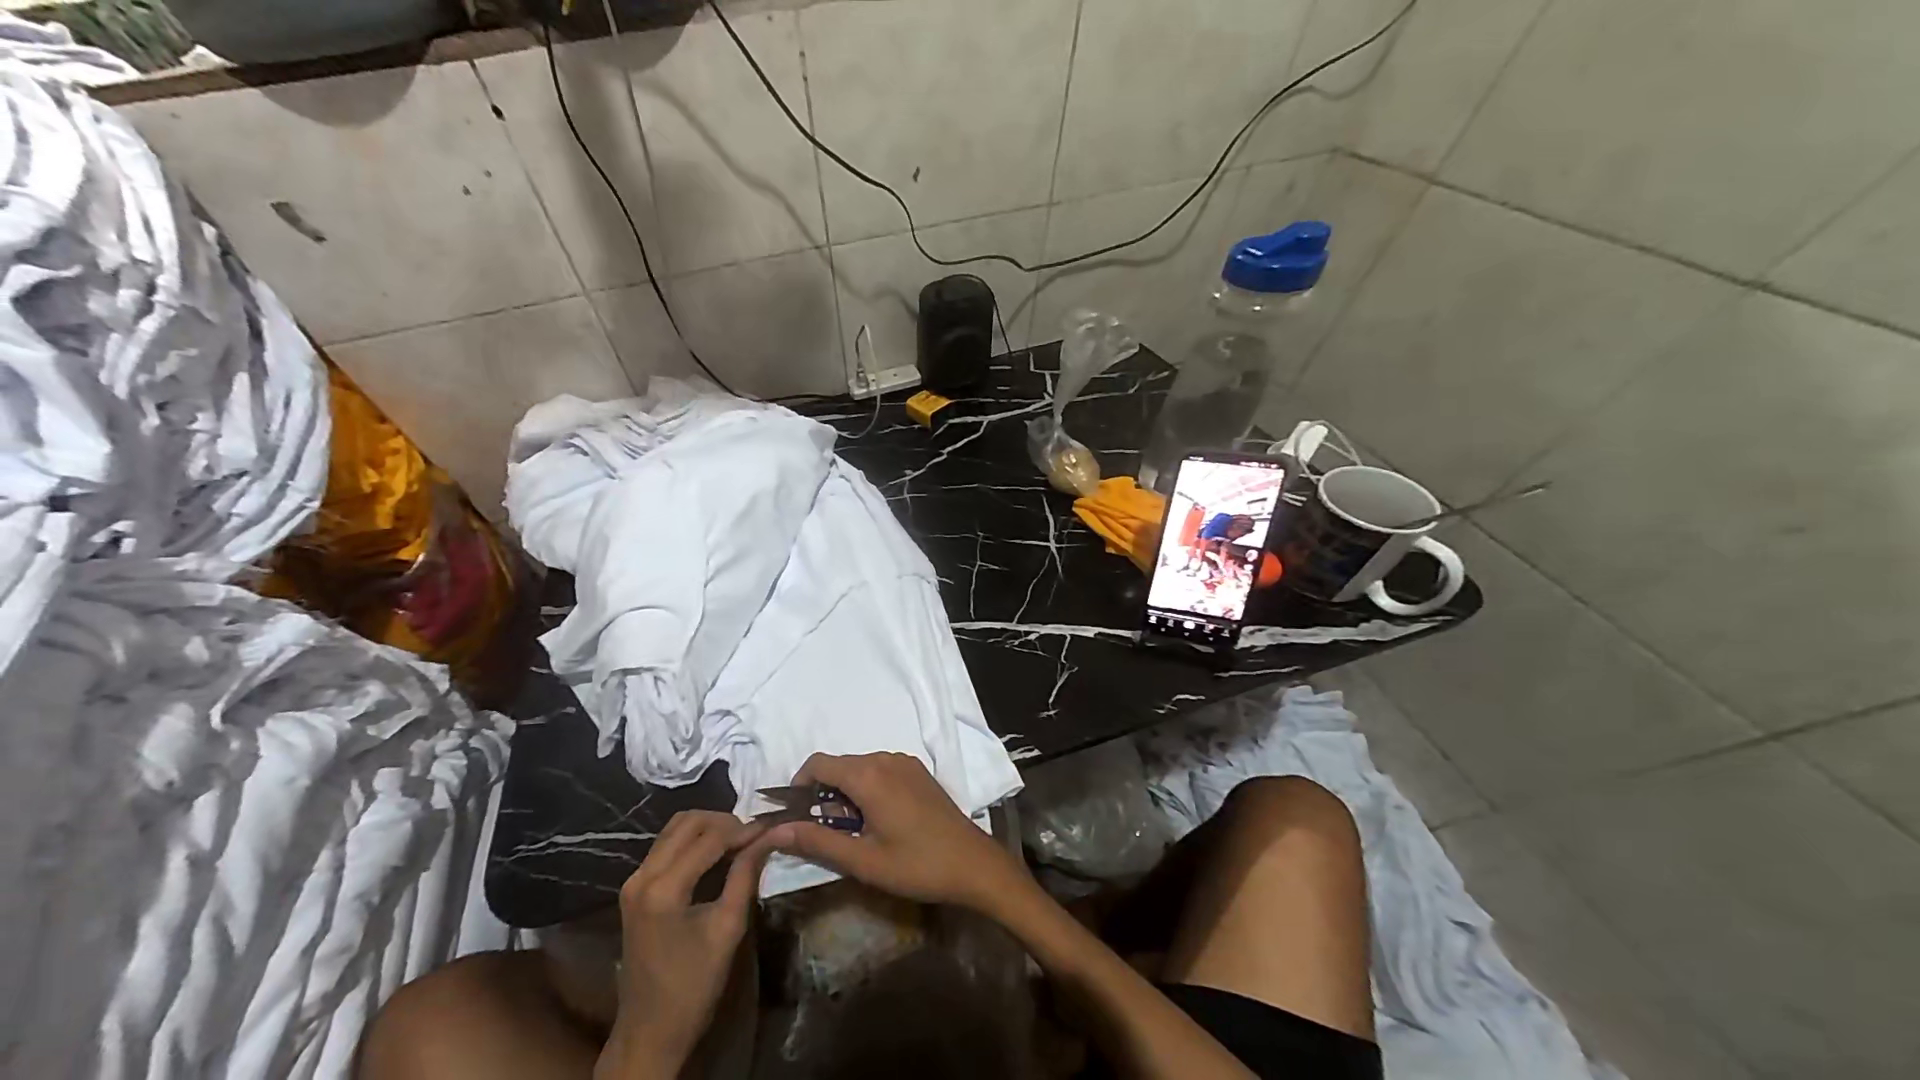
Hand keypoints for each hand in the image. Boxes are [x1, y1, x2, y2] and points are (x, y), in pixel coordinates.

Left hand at [598, 811, 772, 1078]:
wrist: (650, 1030)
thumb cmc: (694, 985)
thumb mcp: (728, 928)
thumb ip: (746, 875)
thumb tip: (769, 837)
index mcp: (663, 888)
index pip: (710, 837)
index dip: (744, 829)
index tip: (772, 829)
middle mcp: (642, 876)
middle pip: (687, 821)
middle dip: (724, 821)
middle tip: (754, 835)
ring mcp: (633, 881)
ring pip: (674, 829)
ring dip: (707, 828)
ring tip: (738, 842)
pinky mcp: (634, 889)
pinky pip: (665, 847)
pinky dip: (693, 842)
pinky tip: (716, 855)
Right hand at [764, 752, 1026, 911]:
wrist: (974, 864)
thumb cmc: (917, 865)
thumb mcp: (863, 860)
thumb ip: (817, 842)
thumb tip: (775, 831)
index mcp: (869, 775)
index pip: (818, 764)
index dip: (799, 787)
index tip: (796, 817)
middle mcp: (886, 758)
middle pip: (839, 766)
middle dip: (824, 795)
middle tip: (827, 834)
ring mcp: (906, 763)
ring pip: (860, 769)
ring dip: (846, 794)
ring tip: (854, 833)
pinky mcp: (919, 772)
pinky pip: (881, 771)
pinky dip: (868, 790)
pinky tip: (878, 823)